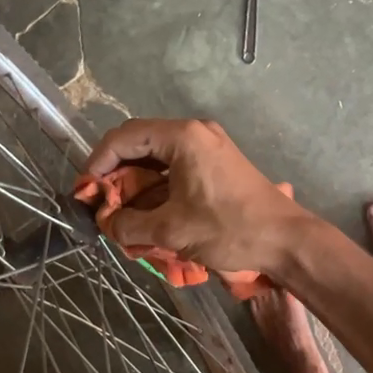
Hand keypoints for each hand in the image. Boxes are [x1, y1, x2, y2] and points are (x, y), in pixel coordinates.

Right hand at [83, 118, 316, 274]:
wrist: (287, 240)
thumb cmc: (229, 229)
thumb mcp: (171, 230)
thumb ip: (129, 224)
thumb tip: (106, 222)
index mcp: (182, 137)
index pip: (124, 137)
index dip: (98, 162)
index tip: (85, 190)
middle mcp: (194, 132)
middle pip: (139, 144)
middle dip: (116, 175)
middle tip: (101, 204)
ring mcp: (207, 146)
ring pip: (156, 158)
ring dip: (135, 184)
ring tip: (121, 214)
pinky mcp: (216, 164)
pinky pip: (174, 168)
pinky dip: (156, 188)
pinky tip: (147, 214)